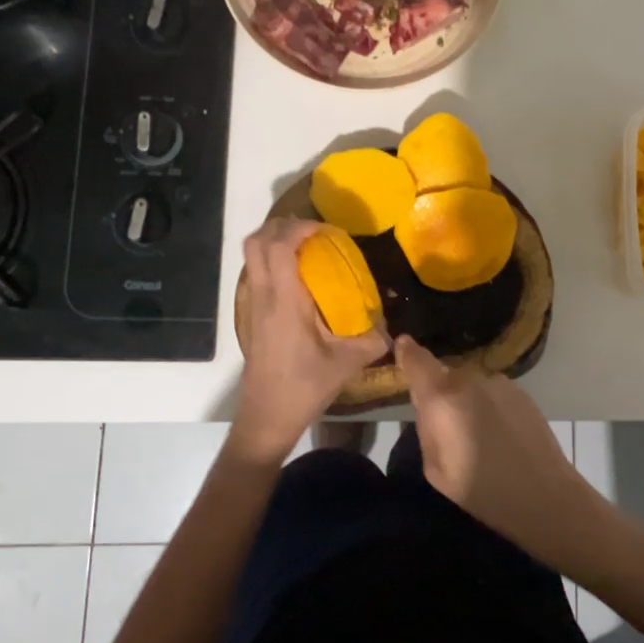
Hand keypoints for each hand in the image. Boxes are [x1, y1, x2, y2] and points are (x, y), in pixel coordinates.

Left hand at [230, 219, 387, 462]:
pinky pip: (255, 270)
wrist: (266, 416)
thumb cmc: (305, 387)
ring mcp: (253, 304)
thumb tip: (391, 323)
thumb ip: (373, 339)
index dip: (301, 228)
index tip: (329, 231)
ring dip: (275, 240)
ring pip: (252, 254)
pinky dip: (272, 258)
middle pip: (257, 241)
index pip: (279, 246)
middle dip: (284, 226)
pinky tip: (299, 275)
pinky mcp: (251, 314)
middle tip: (315, 233)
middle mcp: (263, 295)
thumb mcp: (347, 363)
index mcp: (284, 301)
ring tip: (307, 246)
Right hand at [398, 336, 604, 563]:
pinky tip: (499, 435)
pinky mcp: (521, 392)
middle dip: (440, 392)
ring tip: (477, 435)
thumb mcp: (435, 469)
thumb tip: (429, 410)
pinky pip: (492, 393)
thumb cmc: (482, 490)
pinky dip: (488, 407)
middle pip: (445, 375)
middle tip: (446, 426)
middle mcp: (470, 379)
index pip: (416, 360)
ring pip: (470, 385)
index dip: (406, 352)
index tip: (402, 347)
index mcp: (443, 397)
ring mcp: (499, 382)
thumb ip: (426, 429)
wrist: (544, 495)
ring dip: (467, 401)